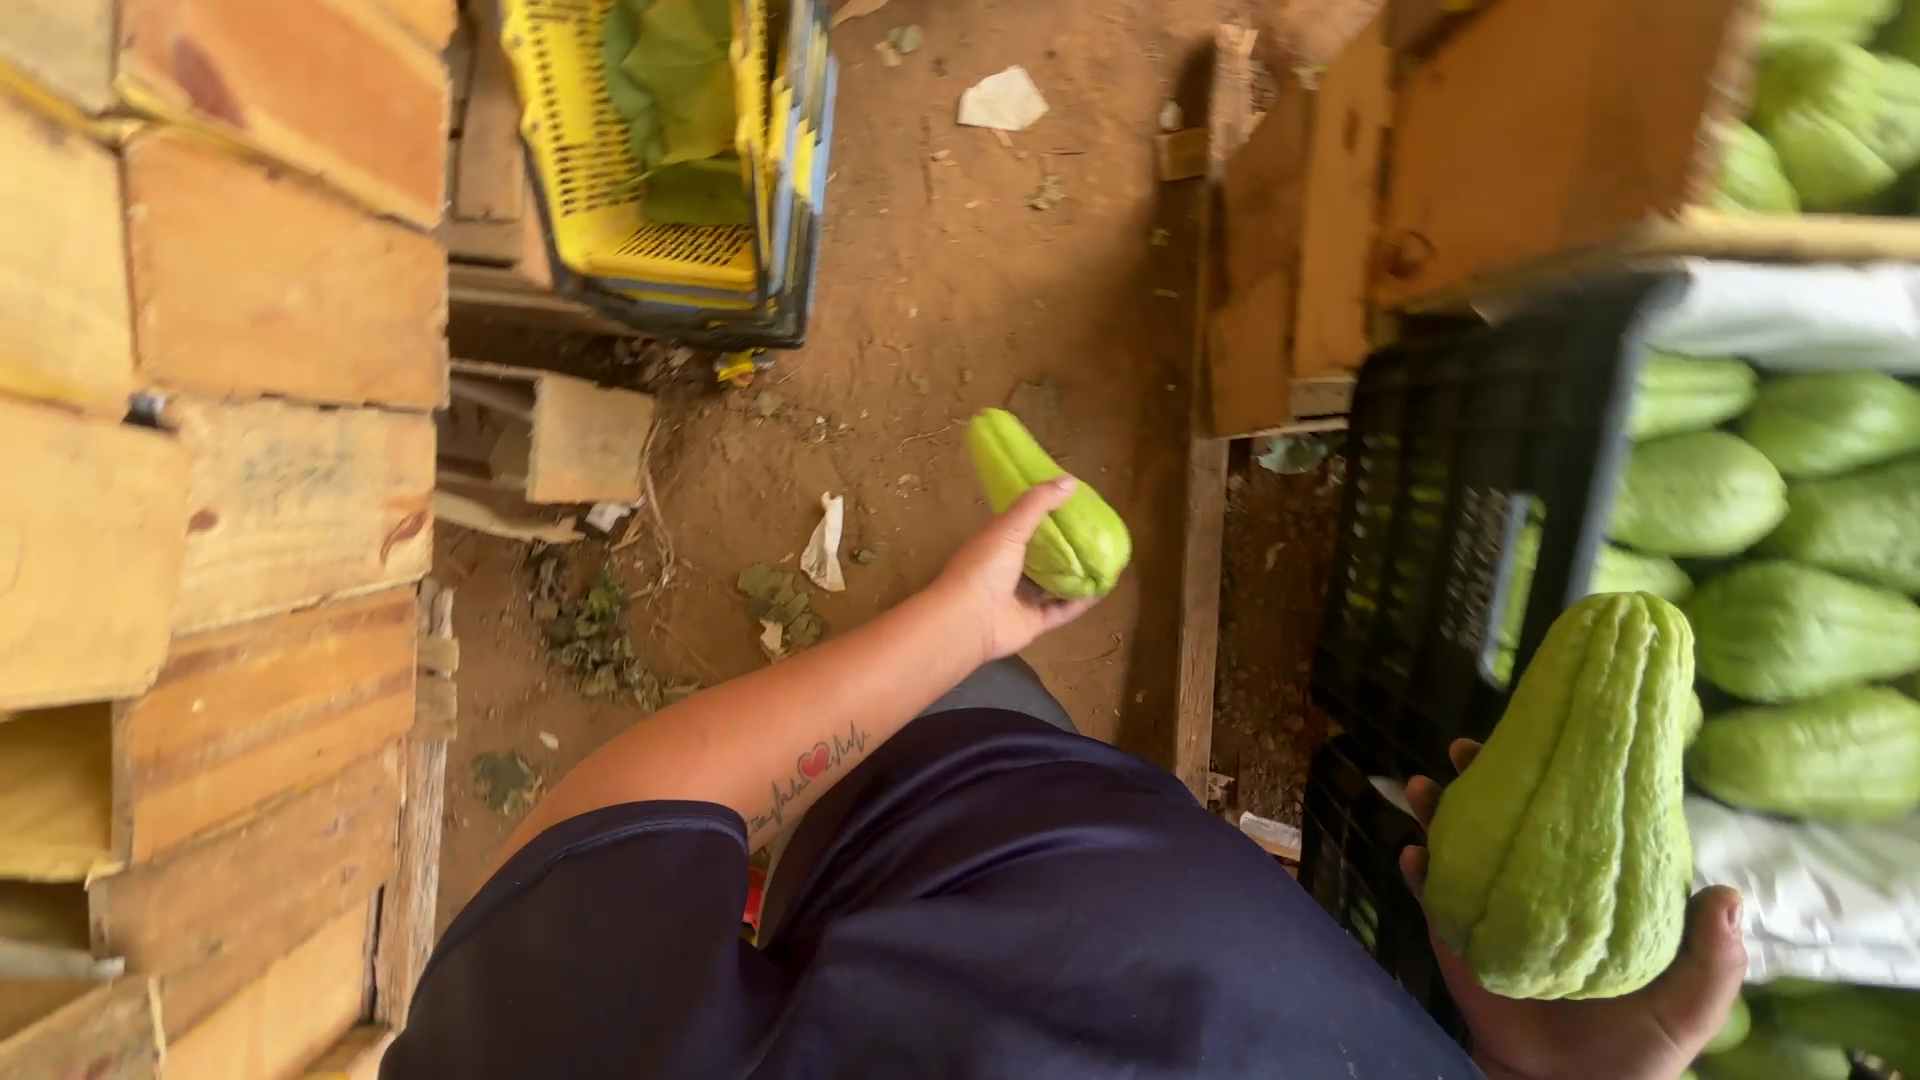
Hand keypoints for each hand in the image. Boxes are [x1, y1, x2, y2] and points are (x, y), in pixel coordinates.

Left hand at [933, 476, 1101, 662]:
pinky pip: (1062, 610)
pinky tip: (1102, 589)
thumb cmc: (984, 568)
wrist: (968, 621)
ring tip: (1105, 560)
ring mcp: (1022, 598)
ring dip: (1078, 574)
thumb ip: (1037, 504)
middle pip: (1044, 556)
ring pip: (1055, 585)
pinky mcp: (1034, 622)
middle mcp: (1010, 569)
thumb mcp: (1009, 527)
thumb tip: (1070, 480)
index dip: (1049, 515)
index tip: (1076, 504)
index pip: (1027, 525)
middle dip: (1068, 547)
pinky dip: (1081, 602)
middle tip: (1097, 533)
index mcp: (999, 544)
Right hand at [1401, 740, 1745, 1079]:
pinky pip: (1427, 893)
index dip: (1549, 782)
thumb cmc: (1634, 1048)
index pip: (1562, 824)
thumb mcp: (1685, 1009)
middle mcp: (1529, 883)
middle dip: (1478, 779)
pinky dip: (1417, 871)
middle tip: (1463, 749)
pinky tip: (1413, 855)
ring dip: (1433, 812)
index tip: (1538, 744)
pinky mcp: (1453, 929)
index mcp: (1579, 890)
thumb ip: (1708, 961)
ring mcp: (1486, 902)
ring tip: (1420, 788)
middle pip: (1498, 818)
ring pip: (1453, 843)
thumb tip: (1724, 893)